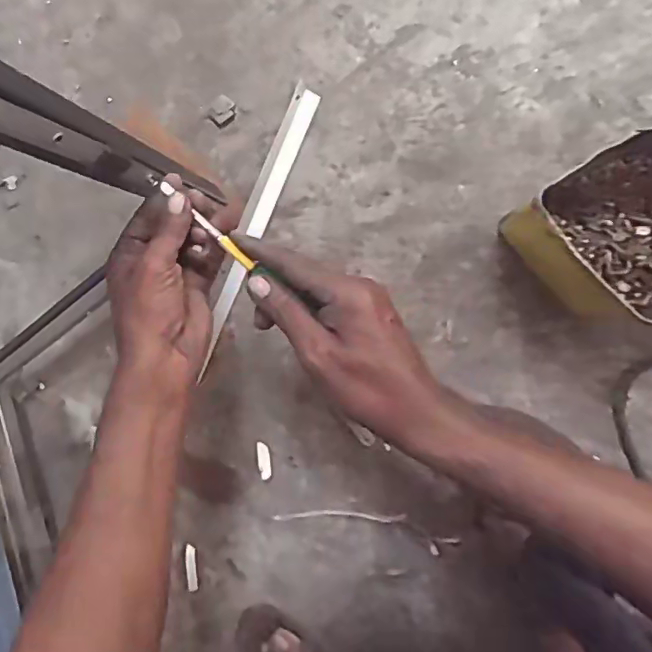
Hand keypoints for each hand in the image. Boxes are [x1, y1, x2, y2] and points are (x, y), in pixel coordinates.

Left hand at [105, 174, 239, 394]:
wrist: (166, 358)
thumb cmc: (148, 312)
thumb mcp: (153, 265)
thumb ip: (169, 230)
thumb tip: (178, 198)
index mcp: (130, 254)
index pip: (148, 218)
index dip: (164, 200)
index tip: (180, 181)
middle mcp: (152, 260)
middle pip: (173, 226)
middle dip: (189, 213)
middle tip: (206, 201)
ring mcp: (176, 272)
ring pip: (193, 240)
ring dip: (206, 228)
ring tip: (221, 216)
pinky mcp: (198, 284)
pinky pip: (209, 258)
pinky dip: (218, 246)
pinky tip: (229, 233)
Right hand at [241, 240, 455, 442]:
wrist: (416, 412)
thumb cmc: (364, 389)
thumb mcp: (316, 352)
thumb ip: (286, 312)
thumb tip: (258, 279)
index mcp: (346, 290)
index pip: (293, 262)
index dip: (261, 251)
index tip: (234, 239)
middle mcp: (358, 284)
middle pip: (304, 273)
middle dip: (273, 286)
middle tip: (256, 320)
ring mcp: (367, 296)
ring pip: (315, 287)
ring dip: (289, 301)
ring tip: (271, 329)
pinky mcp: (370, 310)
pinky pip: (329, 299)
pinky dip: (307, 308)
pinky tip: (297, 328)